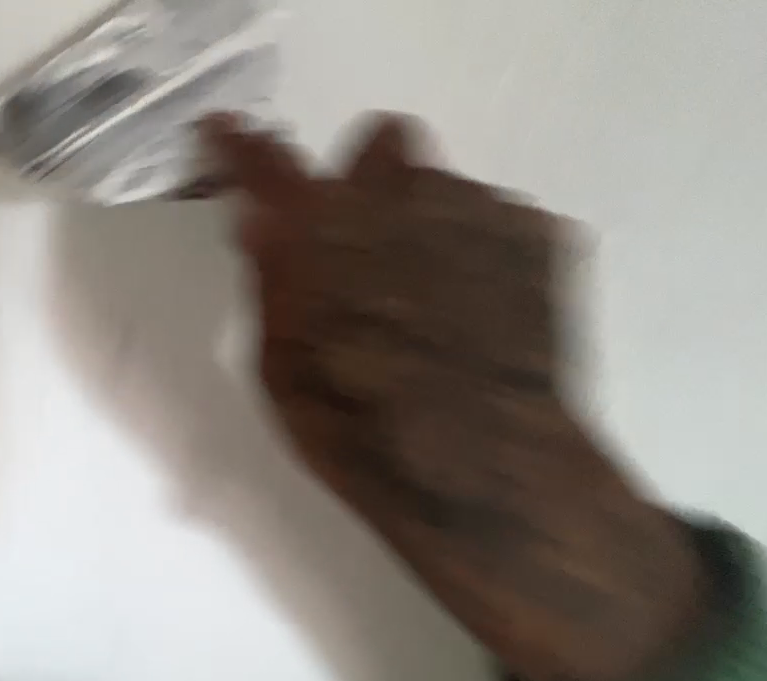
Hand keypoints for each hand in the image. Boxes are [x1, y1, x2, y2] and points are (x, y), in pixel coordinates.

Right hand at [203, 112, 708, 680]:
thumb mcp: (277, 364)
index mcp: (318, 233)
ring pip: (442, 191)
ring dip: (420, 227)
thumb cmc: (347, 423)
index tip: (223, 133)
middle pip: (381, 143)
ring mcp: (480, 210)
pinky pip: (495, 225)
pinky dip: (473, 258)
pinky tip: (469, 320)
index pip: (267, 166)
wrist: (473, 460)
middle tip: (357, 251)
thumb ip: (272, 280)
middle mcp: (400, 197)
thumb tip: (258, 219)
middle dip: (364, 182)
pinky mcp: (543, 236)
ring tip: (420, 309)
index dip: (239, 146)